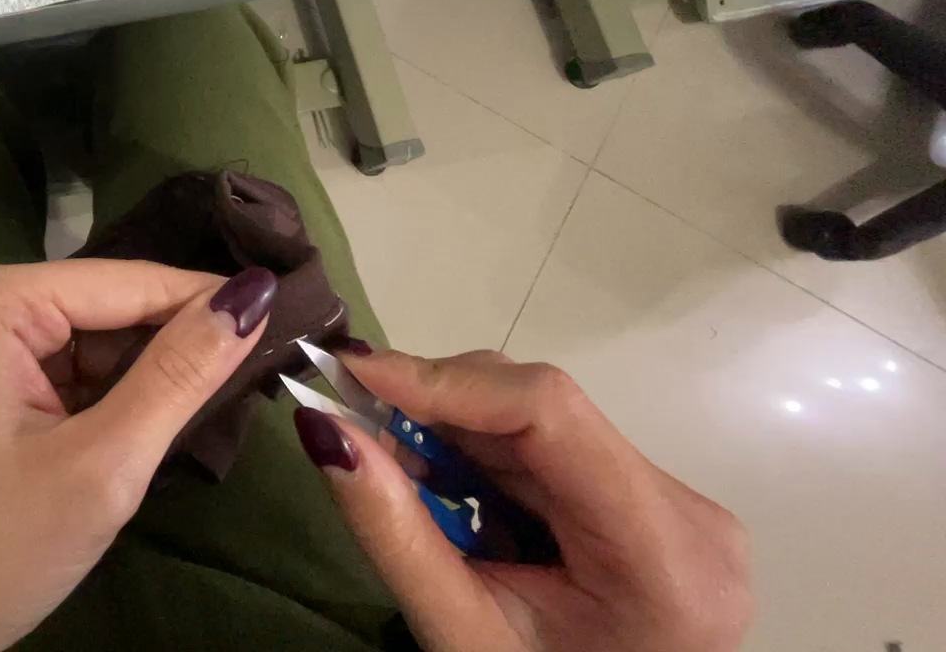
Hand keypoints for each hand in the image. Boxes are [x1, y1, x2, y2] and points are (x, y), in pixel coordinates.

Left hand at [0, 259, 276, 651]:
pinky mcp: (6, 375)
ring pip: (108, 336)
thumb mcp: (101, 464)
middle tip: (278, 364)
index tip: (302, 313)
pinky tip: (172, 414)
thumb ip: (178, 375)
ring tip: (239, 392)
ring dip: (163, 369)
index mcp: (3, 297)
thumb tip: (252, 294)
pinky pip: (85, 366)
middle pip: (119, 304)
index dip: (216, 298)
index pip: (134, 280)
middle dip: (189, 337)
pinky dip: (129, 392)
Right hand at [294, 349, 751, 651]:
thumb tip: (321, 425)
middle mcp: (680, 505)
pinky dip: (463, 448)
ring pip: (521, 411)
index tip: (349, 374)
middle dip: (429, 405)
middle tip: (353, 427)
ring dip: (440, 426)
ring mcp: (660, 497)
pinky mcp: (630, 494)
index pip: (545, 409)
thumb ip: (394, 530)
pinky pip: (528, 437)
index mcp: (665, 550)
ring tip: (394, 473)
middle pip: (531, 402)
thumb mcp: (460, 632)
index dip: (439, 378)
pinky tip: (438, 486)